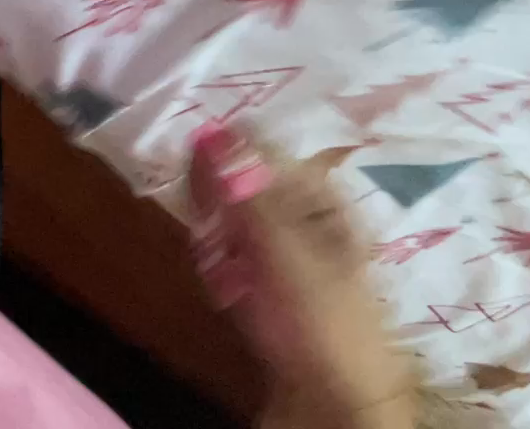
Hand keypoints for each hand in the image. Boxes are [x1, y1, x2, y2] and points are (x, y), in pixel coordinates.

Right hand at [189, 125, 417, 428]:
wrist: (332, 407)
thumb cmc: (321, 321)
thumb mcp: (283, 248)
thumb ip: (243, 189)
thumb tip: (209, 128)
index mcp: (321, 199)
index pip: (262, 149)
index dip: (226, 155)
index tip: (197, 170)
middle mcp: (301, 216)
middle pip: (237, 181)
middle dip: (216, 206)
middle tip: (216, 236)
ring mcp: (281, 247)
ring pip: (223, 215)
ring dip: (213, 238)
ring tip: (225, 272)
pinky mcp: (261, 278)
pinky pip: (222, 250)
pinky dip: (216, 263)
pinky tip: (224, 288)